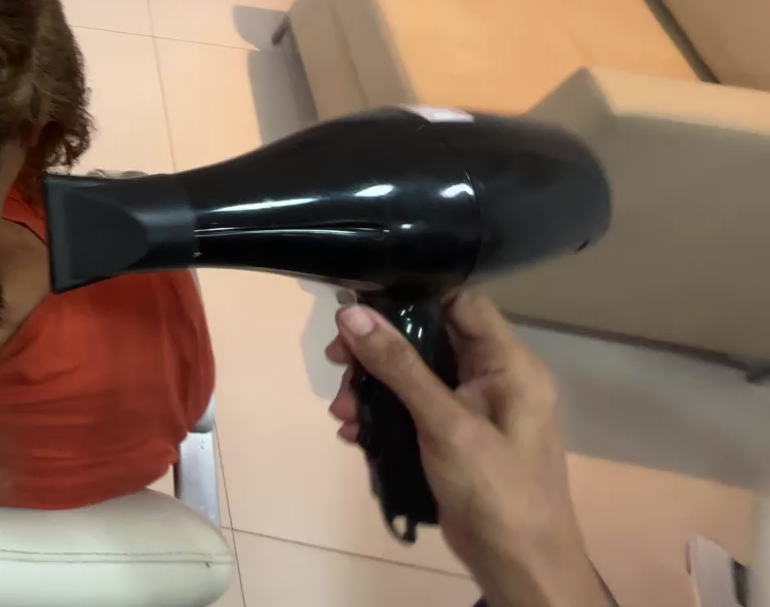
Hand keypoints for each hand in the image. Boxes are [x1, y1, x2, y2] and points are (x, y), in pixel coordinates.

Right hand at [327, 294, 610, 606]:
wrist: (521, 569)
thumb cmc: (497, 491)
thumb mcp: (444, 424)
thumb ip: (398, 365)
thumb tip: (351, 311)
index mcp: (508, 366)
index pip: (460, 300)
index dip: (411, 289)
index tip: (357, 294)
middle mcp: (491, 377)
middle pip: (422, 333)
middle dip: (372, 346)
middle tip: (336, 361)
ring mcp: (471, 404)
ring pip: (406, 368)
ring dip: (367, 384)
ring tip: (342, 410)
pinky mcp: (450, 429)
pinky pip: (404, 400)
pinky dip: (376, 410)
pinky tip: (354, 430)